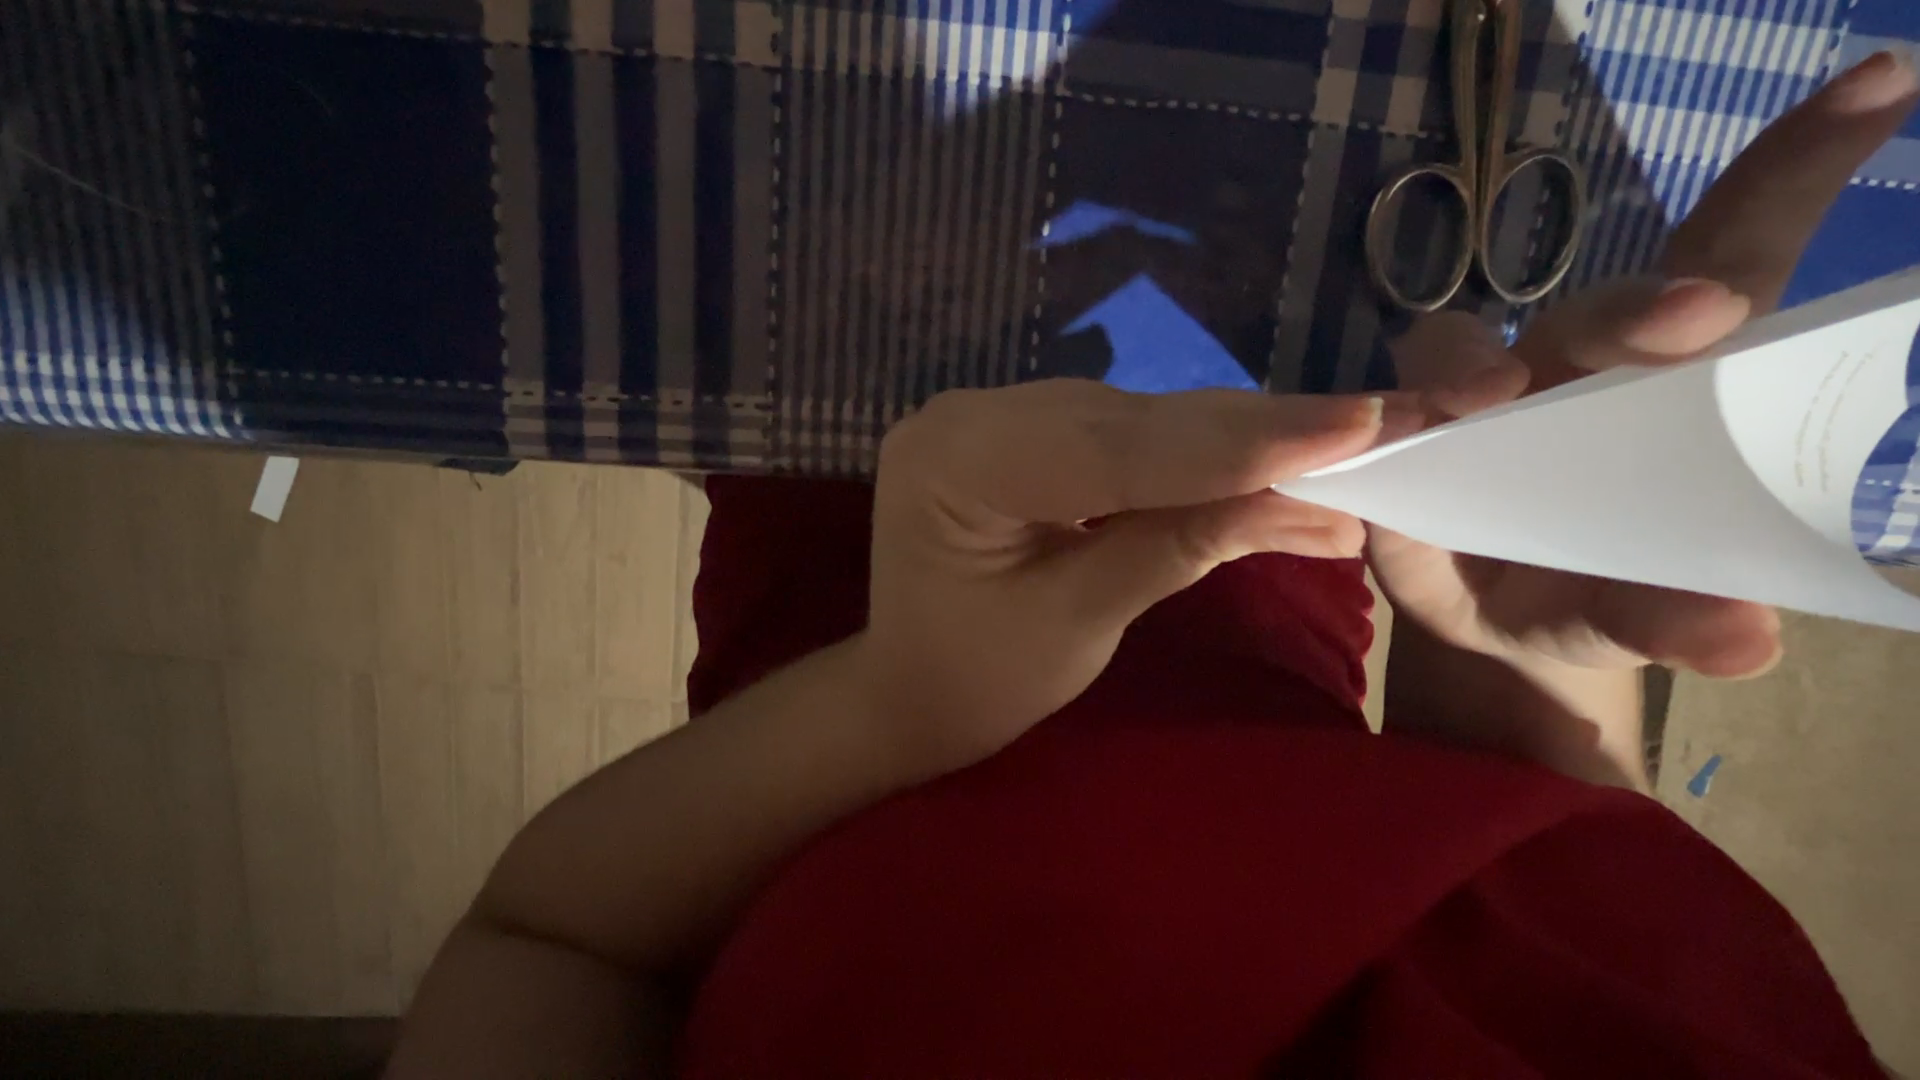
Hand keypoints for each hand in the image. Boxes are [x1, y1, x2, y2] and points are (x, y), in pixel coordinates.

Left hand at [860, 380, 1389, 772]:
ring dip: (1240, 441)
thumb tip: (1301, 496)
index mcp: (954, 461)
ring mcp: (993, 417)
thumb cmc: (977, 683)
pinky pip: (1121, 437)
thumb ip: (1179, 547)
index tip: (1358, 426)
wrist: (909, 692)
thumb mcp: (1080, 622)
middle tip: (1385, 425)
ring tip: (1350, 450)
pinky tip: (1273, 458)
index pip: (1114, 449)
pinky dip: (1195, 455)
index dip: (1239, 444)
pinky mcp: (1021, 433)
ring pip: (1138, 421)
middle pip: (1132, 421)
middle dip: (1258, 433)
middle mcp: (968, 416)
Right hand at [1372, 49, 1919, 677]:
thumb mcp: (1632, 616)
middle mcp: (1560, 374)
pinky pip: (1368, 413)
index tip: (1880, 80)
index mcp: (1657, 392)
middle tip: (1688, 323)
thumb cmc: (1580, 601)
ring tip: (1470, 404)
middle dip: (1634, 308)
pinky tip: (1365, 448)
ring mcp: (1460, 401)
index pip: (1724, 266)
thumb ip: (1674, 616)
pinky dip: (1369, 426)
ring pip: (1450, 348)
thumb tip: (1743, 636)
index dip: (1785, 178)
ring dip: (1462, 366)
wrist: (1482, 623)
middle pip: (1594, 311)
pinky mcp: (1383, 435)